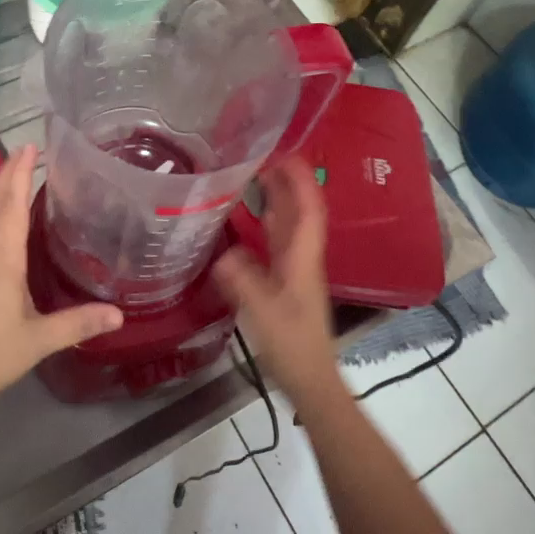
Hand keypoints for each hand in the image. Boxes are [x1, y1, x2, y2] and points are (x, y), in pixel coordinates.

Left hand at [0, 144, 123, 407]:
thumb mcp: (37, 341)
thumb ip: (77, 325)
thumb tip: (118, 314)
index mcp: (2, 260)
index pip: (12, 206)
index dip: (20, 175)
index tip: (29, 147)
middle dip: (8, 175)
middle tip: (24, 150)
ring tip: (14, 178)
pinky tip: (3, 227)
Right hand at [213, 157, 344, 404]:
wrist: (311, 380)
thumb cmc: (293, 346)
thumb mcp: (263, 313)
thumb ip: (244, 283)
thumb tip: (222, 254)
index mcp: (303, 258)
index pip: (308, 210)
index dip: (300, 180)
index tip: (286, 152)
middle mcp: (302, 257)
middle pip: (299, 211)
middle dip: (286, 181)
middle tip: (262, 154)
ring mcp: (296, 269)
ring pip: (290, 224)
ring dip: (279, 198)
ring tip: (256, 175)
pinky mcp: (287, 282)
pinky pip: (279, 241)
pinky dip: (268, 221)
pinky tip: (250, 218)